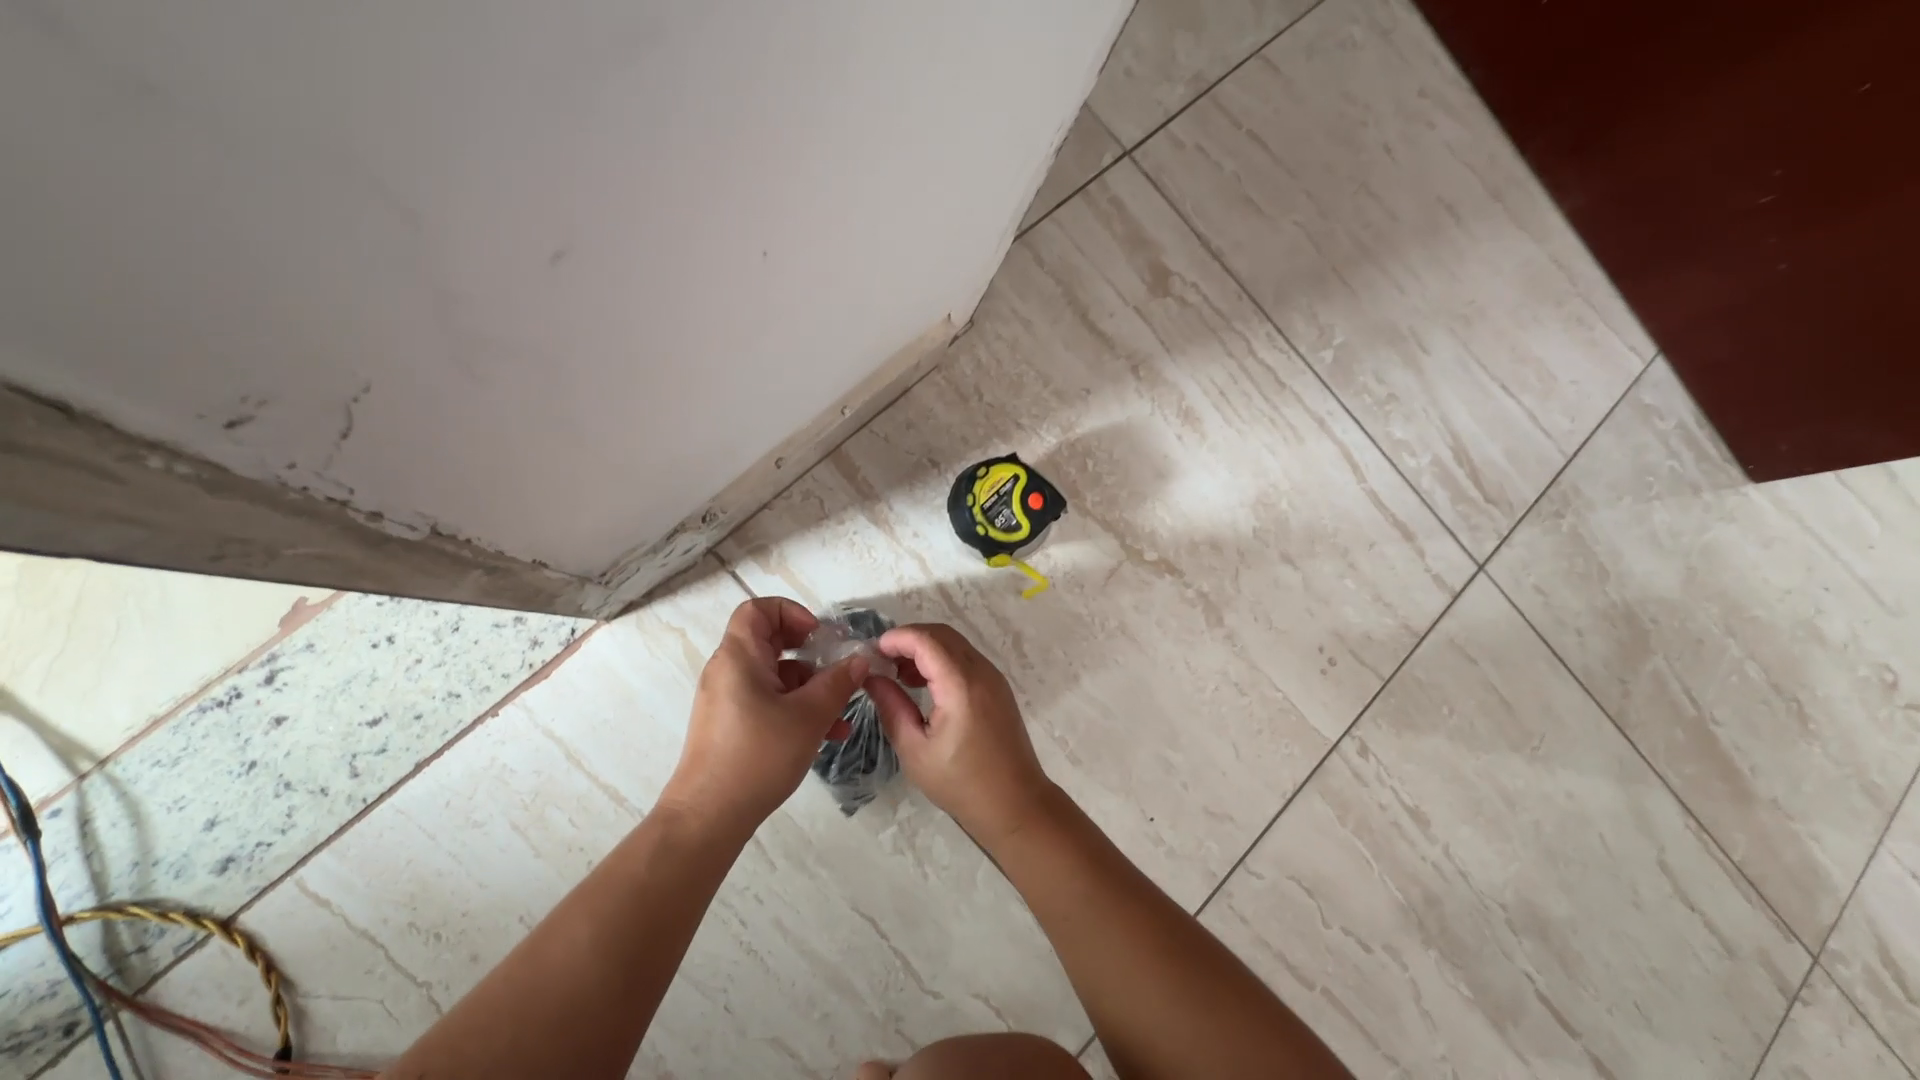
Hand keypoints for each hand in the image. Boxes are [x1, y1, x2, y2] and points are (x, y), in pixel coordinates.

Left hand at [661, 598, 867, 836]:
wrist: (709, 815)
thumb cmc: (758, 756)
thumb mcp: (809, 716)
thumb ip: (838, 683)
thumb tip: (859, 660)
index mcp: (738, 657)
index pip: (758, 610)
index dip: (791, 613)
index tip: (819, 637)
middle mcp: (727, 671)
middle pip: (769, 642)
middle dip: (810, 653)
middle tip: (837, 668)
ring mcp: (726, 700)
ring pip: (773, 676)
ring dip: (809, 687)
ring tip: (842, 714)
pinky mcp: (730, 726)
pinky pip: (766, 701)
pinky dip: (794, 708)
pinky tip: (826, 735)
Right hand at [863, 623, 1055, 846]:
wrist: (1015, 803)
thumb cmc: (961, 783)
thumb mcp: (915, 750)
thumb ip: (892, 707)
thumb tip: (871, 678)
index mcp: (961, 686)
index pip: (926, 640)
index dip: (897, 638)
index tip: (873, 651)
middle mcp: (982, 673)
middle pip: (942, 635)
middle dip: (909, 640)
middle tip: (882, 661)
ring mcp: (994, 679)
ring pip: (955, 645)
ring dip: (926, 650)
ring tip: (898, 676)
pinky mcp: (998, 689)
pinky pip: (966, 660)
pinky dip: (942, 661)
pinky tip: (924, 685)